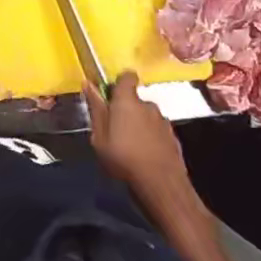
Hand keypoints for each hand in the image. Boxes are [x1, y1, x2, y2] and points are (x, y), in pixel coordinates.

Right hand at [84, 71, 206, 232]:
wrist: (160, 183)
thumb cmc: (123, 158)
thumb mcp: (99, 137)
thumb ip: (96, 109)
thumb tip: (88, 83)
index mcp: (127, 101)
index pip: (127, 77)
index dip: (119, 83)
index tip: (110, 96)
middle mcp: (148, 105)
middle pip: (135, 100)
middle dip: (125, 110)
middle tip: (113, 130)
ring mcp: (163, 120)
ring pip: (146, 116)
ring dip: (138, 125)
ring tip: (129, 146)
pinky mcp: (172, 135)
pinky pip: (156, 130)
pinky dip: (149, 137)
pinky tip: (143, 155)